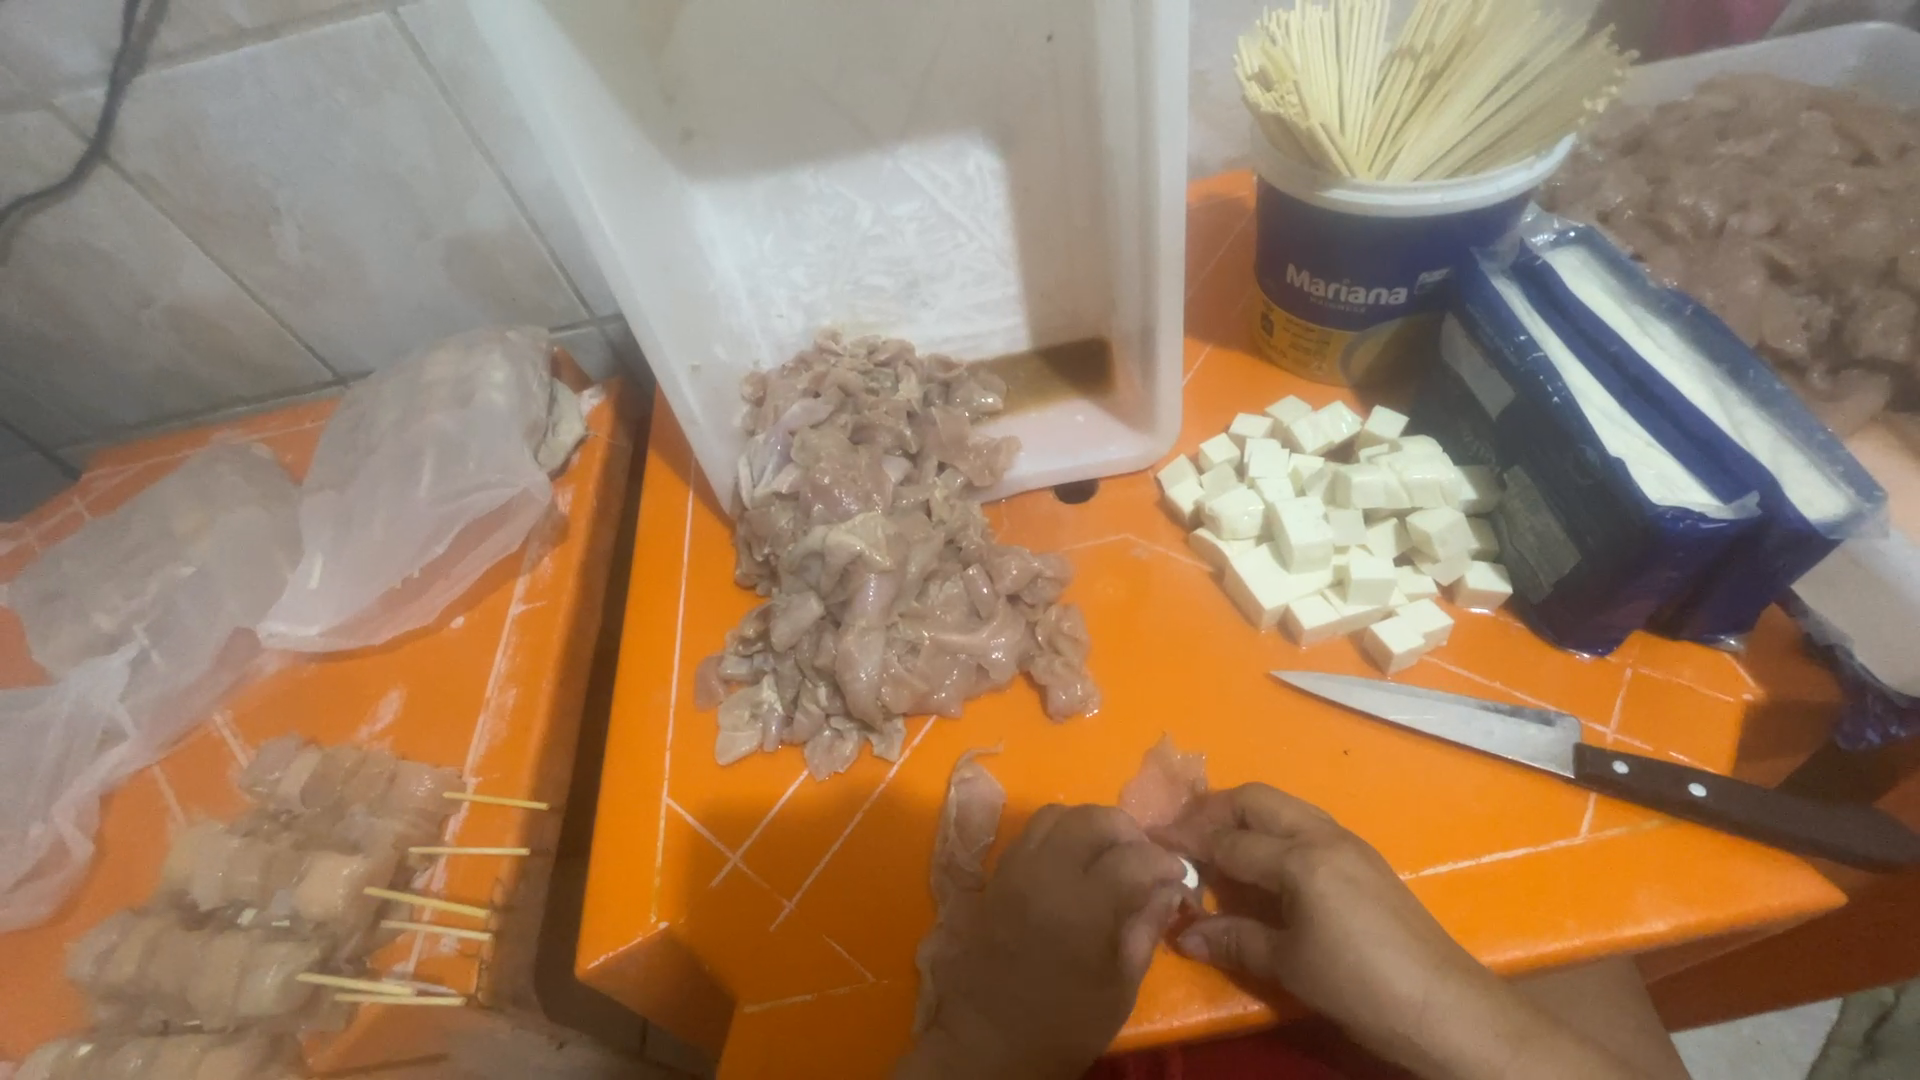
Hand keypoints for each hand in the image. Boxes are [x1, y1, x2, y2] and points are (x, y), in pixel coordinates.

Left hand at [901, 805, 1190, 1079]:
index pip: (1135, 857)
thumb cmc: (1063, 1024)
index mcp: (1084, 906)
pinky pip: (1032, 830)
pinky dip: (1059, 832)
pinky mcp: (998, 871)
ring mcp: (1017, 866)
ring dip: (1090, 824)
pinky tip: (1073, 859)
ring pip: (1059, 813)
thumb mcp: (1120, 987)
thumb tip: (1168, 888)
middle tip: (1144, 857)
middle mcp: (1047, 872)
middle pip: (1094, 818)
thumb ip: (1146, 927)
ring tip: (1108, 853)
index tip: (1177, 875)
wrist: (986, 1038)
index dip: (1164, 861)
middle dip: (1128, 831)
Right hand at [1156, 784, 1499, 1068]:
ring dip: (1242, 815)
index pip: (1229, 841)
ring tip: (1214, 841)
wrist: (1449, 1009)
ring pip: (1281, 806)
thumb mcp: (1289, 966)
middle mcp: (1322, 835)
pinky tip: (1260, 859)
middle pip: (1254, 800)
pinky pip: (1302, 823)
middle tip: (1182, 832)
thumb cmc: (1362, 985)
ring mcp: (1346, 842)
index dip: (1187, 841)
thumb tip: (1181, 933)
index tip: (1152, 841)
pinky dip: (1269, 828)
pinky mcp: (1361, 857)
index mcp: (1300, 859)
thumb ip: (1233, 939)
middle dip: (1212, 810)